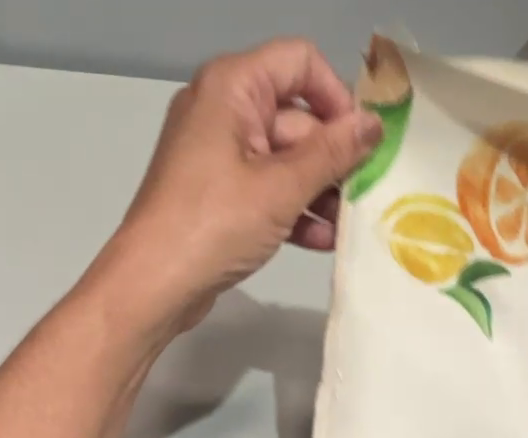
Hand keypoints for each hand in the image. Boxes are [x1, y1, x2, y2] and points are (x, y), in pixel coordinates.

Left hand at [86, 38, 383, 335]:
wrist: (154, 284)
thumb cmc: (214, 225)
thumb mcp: (282, 188)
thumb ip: (332, 152)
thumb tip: (373, 124)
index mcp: (232, 88)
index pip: (299, 63)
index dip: (336, 96)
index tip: (361, 141)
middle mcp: (224, 111)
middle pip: (297, 118)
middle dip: (333, 158)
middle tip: (364, 197)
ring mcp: (219, 156)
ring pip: (285, 160)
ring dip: (320, 192)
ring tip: (347, 227)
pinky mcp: (218, 195)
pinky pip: (267, 191)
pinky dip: (294, 211)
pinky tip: (323, 241)